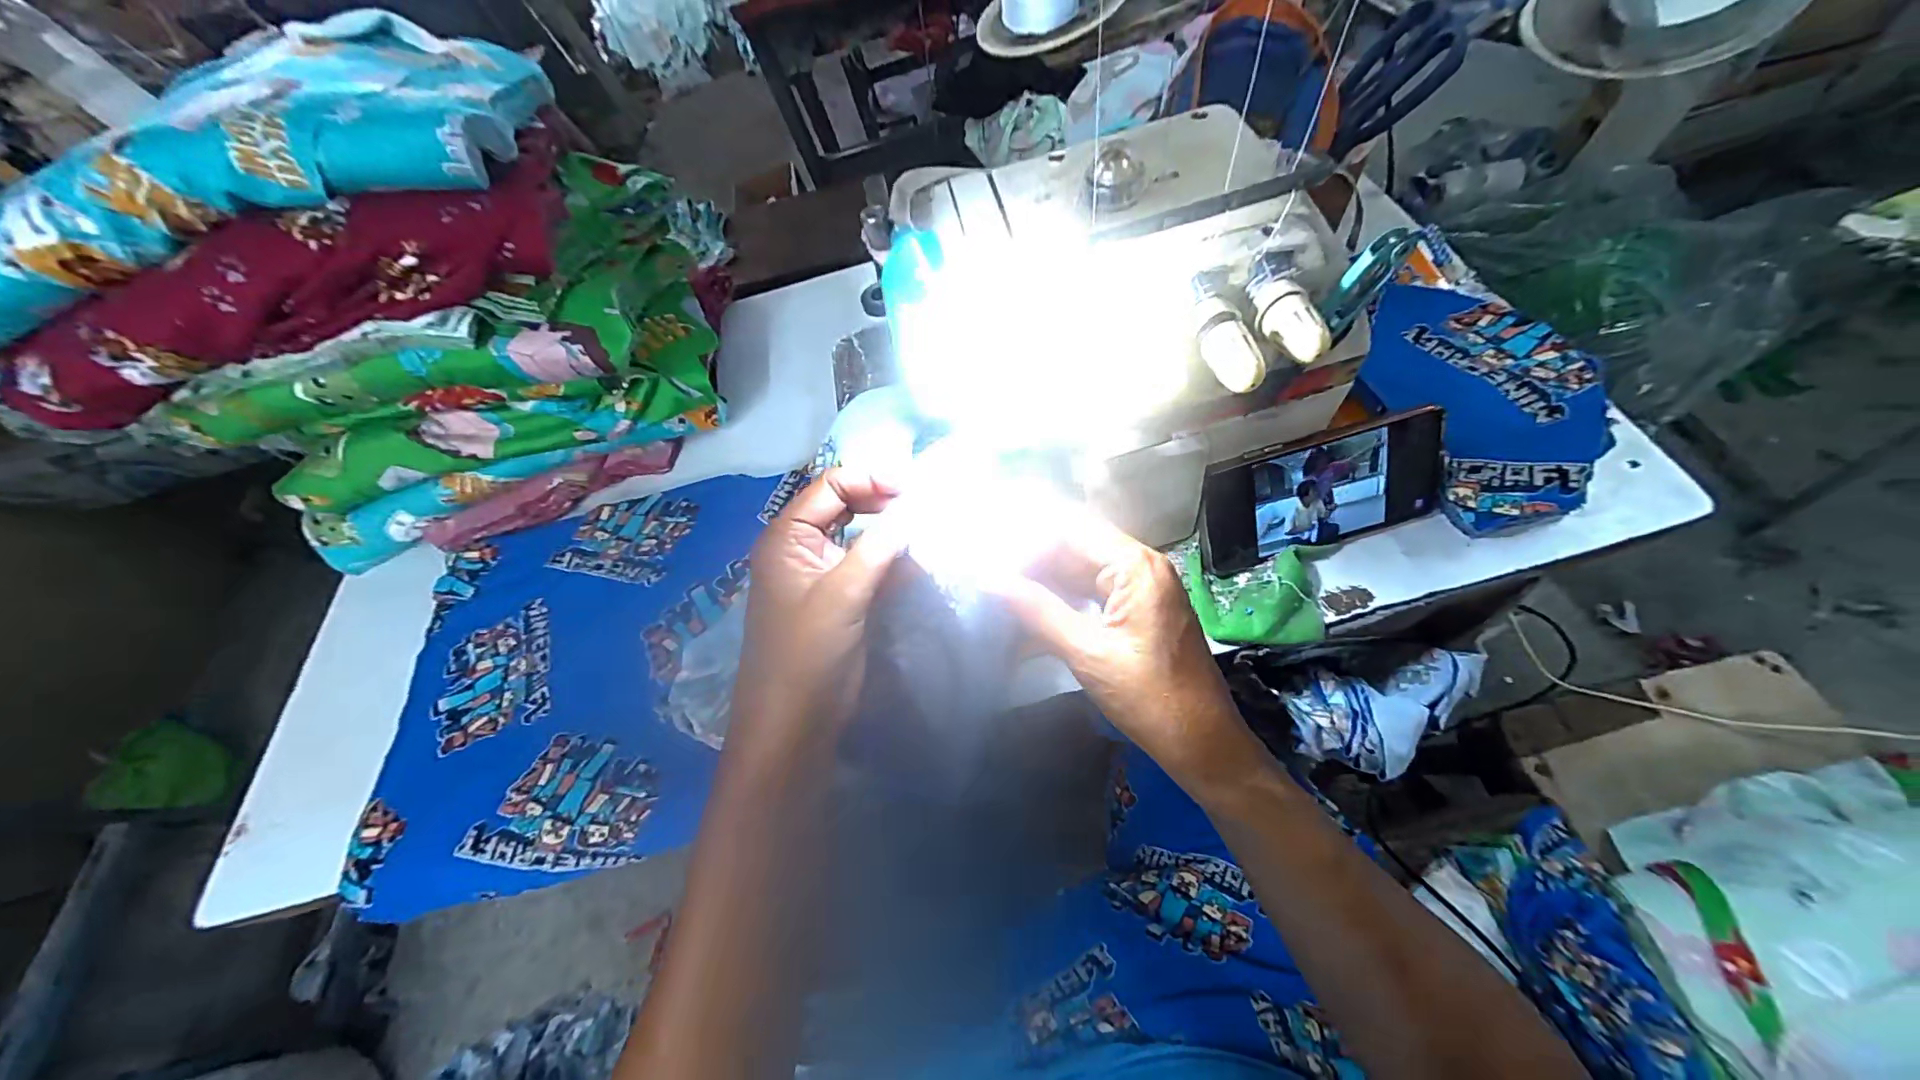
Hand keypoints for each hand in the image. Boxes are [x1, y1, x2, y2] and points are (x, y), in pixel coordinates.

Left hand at [731, 468, 905, 759]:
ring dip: (892, 532)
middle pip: (845, 507)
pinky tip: (919, 564)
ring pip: (861, 537)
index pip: (830, 487)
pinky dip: (893, 561)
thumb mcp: (842, 594)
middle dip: (883, 502)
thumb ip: (878, 548)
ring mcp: (821, 576)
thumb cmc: (807, 654)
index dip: (870, 479)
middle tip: (925, 508)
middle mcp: (801, 549)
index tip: (914, 489)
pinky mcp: (841, 601)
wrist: (794, 724)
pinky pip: (869, 567)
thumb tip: (913, 513)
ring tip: (929, 532)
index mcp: (787, 537)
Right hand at [989, 513, 1266, 790]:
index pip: (1069, 531)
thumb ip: (1037, 610)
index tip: (990, 566)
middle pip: (1074, 547)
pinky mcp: (1137, 613)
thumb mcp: (1087, 652)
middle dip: (1031, 563)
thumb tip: (990, 580)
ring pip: (1079, 572)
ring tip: (1001, 598)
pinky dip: (1061, 603)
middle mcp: (1141, 567)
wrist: (1202, 742)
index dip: (1026, 545)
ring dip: (1043, 584)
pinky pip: (1091, 594)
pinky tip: (1029, 618)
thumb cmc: (1149, 697)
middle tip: (990, 582)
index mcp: (1135, 566)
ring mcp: (1141, 590)